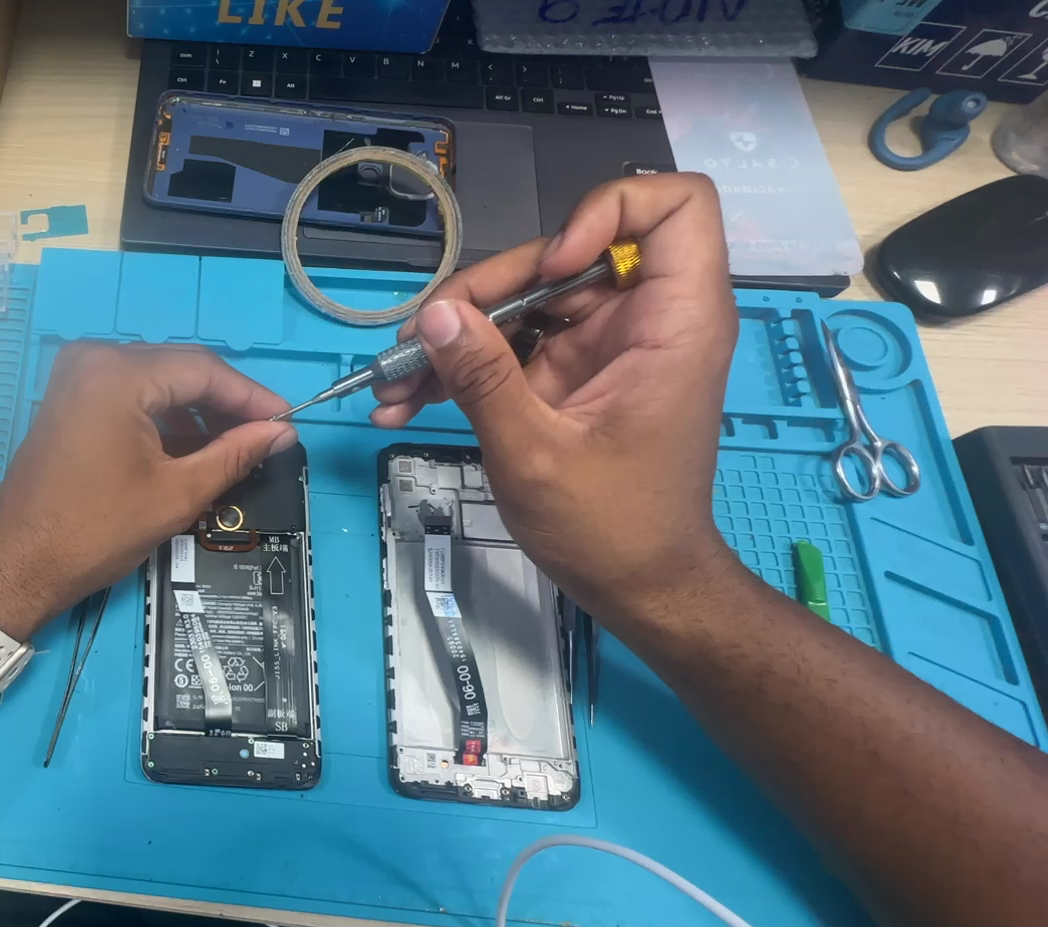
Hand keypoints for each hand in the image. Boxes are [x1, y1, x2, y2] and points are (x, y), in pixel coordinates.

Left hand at [0, 344, 295, 638]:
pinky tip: (191, 446)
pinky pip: (129, 395)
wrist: (20, 563)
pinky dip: (162, 418)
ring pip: (155, 382)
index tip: (287, 420)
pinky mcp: (68, 399)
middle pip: (178, 369)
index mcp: (118, 373)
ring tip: (234, 446)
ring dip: (195, 411)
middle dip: (224, 403)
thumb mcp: (176, 494)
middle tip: (265, 434)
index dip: (251, 396)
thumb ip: (234, 454)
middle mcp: (93, 359)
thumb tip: (281, 433)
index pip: (203, 369)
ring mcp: (75, 378)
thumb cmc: (96, 531)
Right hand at [372, 173, 743, 620]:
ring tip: (392, 387)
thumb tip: (435, 315)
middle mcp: (635, 321)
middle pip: (556, 261)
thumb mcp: (533, 451)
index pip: (669, 209)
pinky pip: (506, 350)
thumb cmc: (605, 524)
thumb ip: (483, 377)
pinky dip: (457, 373)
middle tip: (412, 345)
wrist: (631, 582)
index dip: (601, 217)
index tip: (546, 271)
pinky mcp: (562, 377)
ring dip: (451, 341)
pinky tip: (404, 405)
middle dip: (478, 299)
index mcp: (668, 322)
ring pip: (519, 306)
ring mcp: (594, 349)